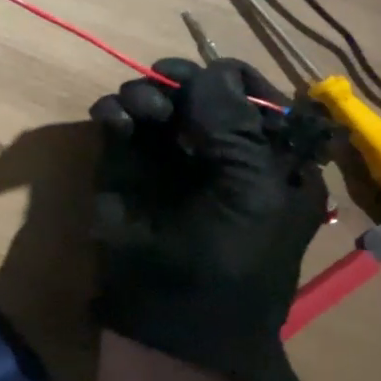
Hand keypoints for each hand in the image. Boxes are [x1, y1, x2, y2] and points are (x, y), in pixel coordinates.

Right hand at [89, 58, 336, 380]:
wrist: (171, 307)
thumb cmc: (231, 254)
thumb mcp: (254, 190)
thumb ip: (234, 127)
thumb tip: (206, 73)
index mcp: (268, 157)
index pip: (256, 97)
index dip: (233, 81)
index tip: (208, 81)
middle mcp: (217, 149)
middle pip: (198, 90)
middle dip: (181, 82)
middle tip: (163, 87)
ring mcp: (165, 156)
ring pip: (154, 99)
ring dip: (144, 94)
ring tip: (137, 113)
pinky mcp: (120, 164)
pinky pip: (115, 120)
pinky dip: (112, 111)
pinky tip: (113, 121)